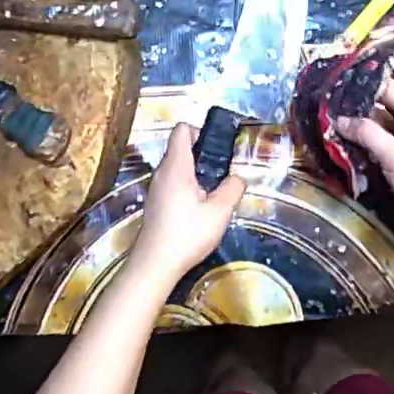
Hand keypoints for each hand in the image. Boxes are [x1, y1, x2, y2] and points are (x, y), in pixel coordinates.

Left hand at [127, 123, 247, 281]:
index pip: (182, 130)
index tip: (217, 149)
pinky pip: (171, 183)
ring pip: (176, 167)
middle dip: (202, 155)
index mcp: (176, 166)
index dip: (200, 131)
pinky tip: (198, 209)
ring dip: (195, 173)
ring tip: (213, 193)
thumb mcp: (219, 212)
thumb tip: (238, 178)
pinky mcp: (154, 202)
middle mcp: (162, 172)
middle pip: (180, 148)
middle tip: (221, 174)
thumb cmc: (186, 235)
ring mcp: (155, 188)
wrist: (154, 264)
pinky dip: (186, 187)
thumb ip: (232, 189)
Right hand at [334, 80, 393, 235]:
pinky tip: (347, 150)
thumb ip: (368, 134)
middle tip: (326, 109)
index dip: (365, 83)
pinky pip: (380, 147)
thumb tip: (340, 119)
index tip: (338, 82)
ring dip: (358, 129)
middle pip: (380, 109)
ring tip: (330, 128)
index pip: (389, 89)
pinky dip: (364, 146)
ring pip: (379, 130)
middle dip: (355, 108)